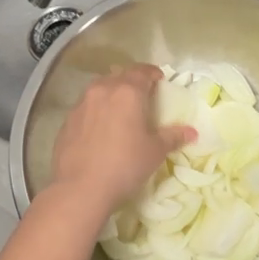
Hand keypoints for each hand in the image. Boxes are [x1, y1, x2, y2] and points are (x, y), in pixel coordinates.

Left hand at [46, 64, 193, 218]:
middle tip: (142, 95)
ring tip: (121, 110)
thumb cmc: (124, 165)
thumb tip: (191, 131)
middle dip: (132, 81)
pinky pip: (86, 106)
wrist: (80, 188)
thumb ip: (173, 137)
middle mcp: (102, 90)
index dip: (153, 73)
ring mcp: (81, 104)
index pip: (142, 71)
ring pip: (100, 88)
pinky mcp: (67, 120)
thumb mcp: (154, 152)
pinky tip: (100, 128)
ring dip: (112, 93)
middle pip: (119, 75)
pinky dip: (96, 110)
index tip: (159, 81)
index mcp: (127, 91)